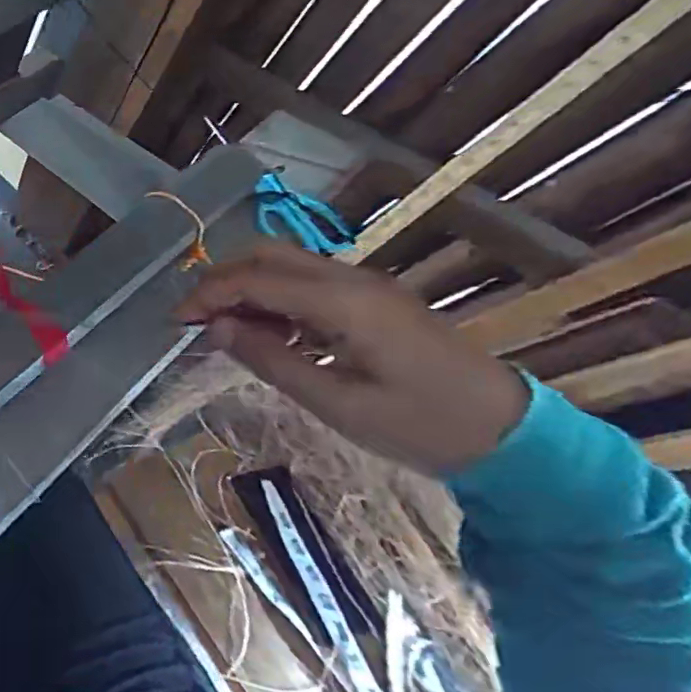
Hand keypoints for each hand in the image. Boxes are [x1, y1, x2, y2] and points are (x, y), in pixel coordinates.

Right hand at [174, 241, 529, 476]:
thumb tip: (216, 330)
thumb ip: (271, 361)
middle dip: (220, 280)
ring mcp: (364, 286)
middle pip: (265, 255)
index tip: (176, 323)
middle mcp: (351, 280)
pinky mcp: (370, 300)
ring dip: (244, 286)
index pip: (253, 279)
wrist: (514, 436)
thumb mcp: (338, 404)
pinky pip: (305, 282)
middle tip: (196, 319)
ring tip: (224, 329)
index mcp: (343, 302)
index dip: (206, 295)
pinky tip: (265, 332)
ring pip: (284, 264)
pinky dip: (271, 297)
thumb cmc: (423, 425)